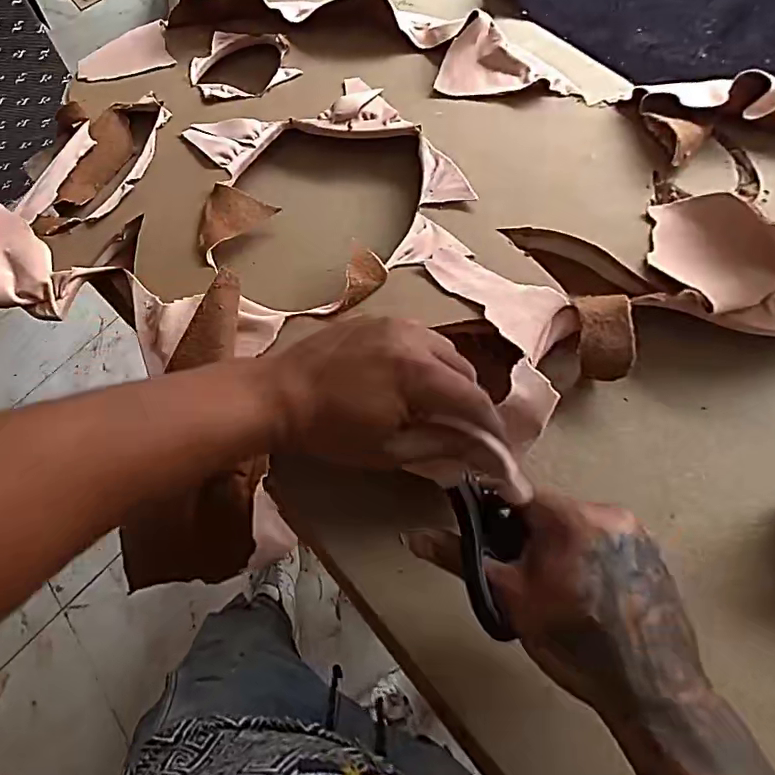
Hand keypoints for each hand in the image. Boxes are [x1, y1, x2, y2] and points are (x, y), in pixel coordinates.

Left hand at [258, 317, 529, 501]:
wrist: (275, 394)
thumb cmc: (328, 428)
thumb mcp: (389, 449)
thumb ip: (443, 445)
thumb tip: (484, 452)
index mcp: (419, 371)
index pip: (476, 401)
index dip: (492, 432)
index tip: (498, 455)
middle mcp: (412, 337)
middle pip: (465, 372)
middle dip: (471, 404)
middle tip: (465, 433)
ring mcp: (391, 323)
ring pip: (443, 351)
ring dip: (449, 379)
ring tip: (436, 407)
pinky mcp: (373, 320)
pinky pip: (416, 338)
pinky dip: (424, 360)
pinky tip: (409, 381)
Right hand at [406, 488, 711, 720]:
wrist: (653, 694)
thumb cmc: (577, 643)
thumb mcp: (507, 595)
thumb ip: (458, 557)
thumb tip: (414, 536)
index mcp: (570, 515)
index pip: (514, 493)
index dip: (492, 514)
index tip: (485, 536)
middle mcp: (609, 514)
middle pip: (545, 510)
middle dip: (525, 534)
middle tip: (519, 571)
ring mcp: (637, 535)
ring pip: (573, 526)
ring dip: (556, 545)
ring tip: (552, 586)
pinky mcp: (655, 556)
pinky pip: (603, 541)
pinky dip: (585, 556)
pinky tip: (582, 592)